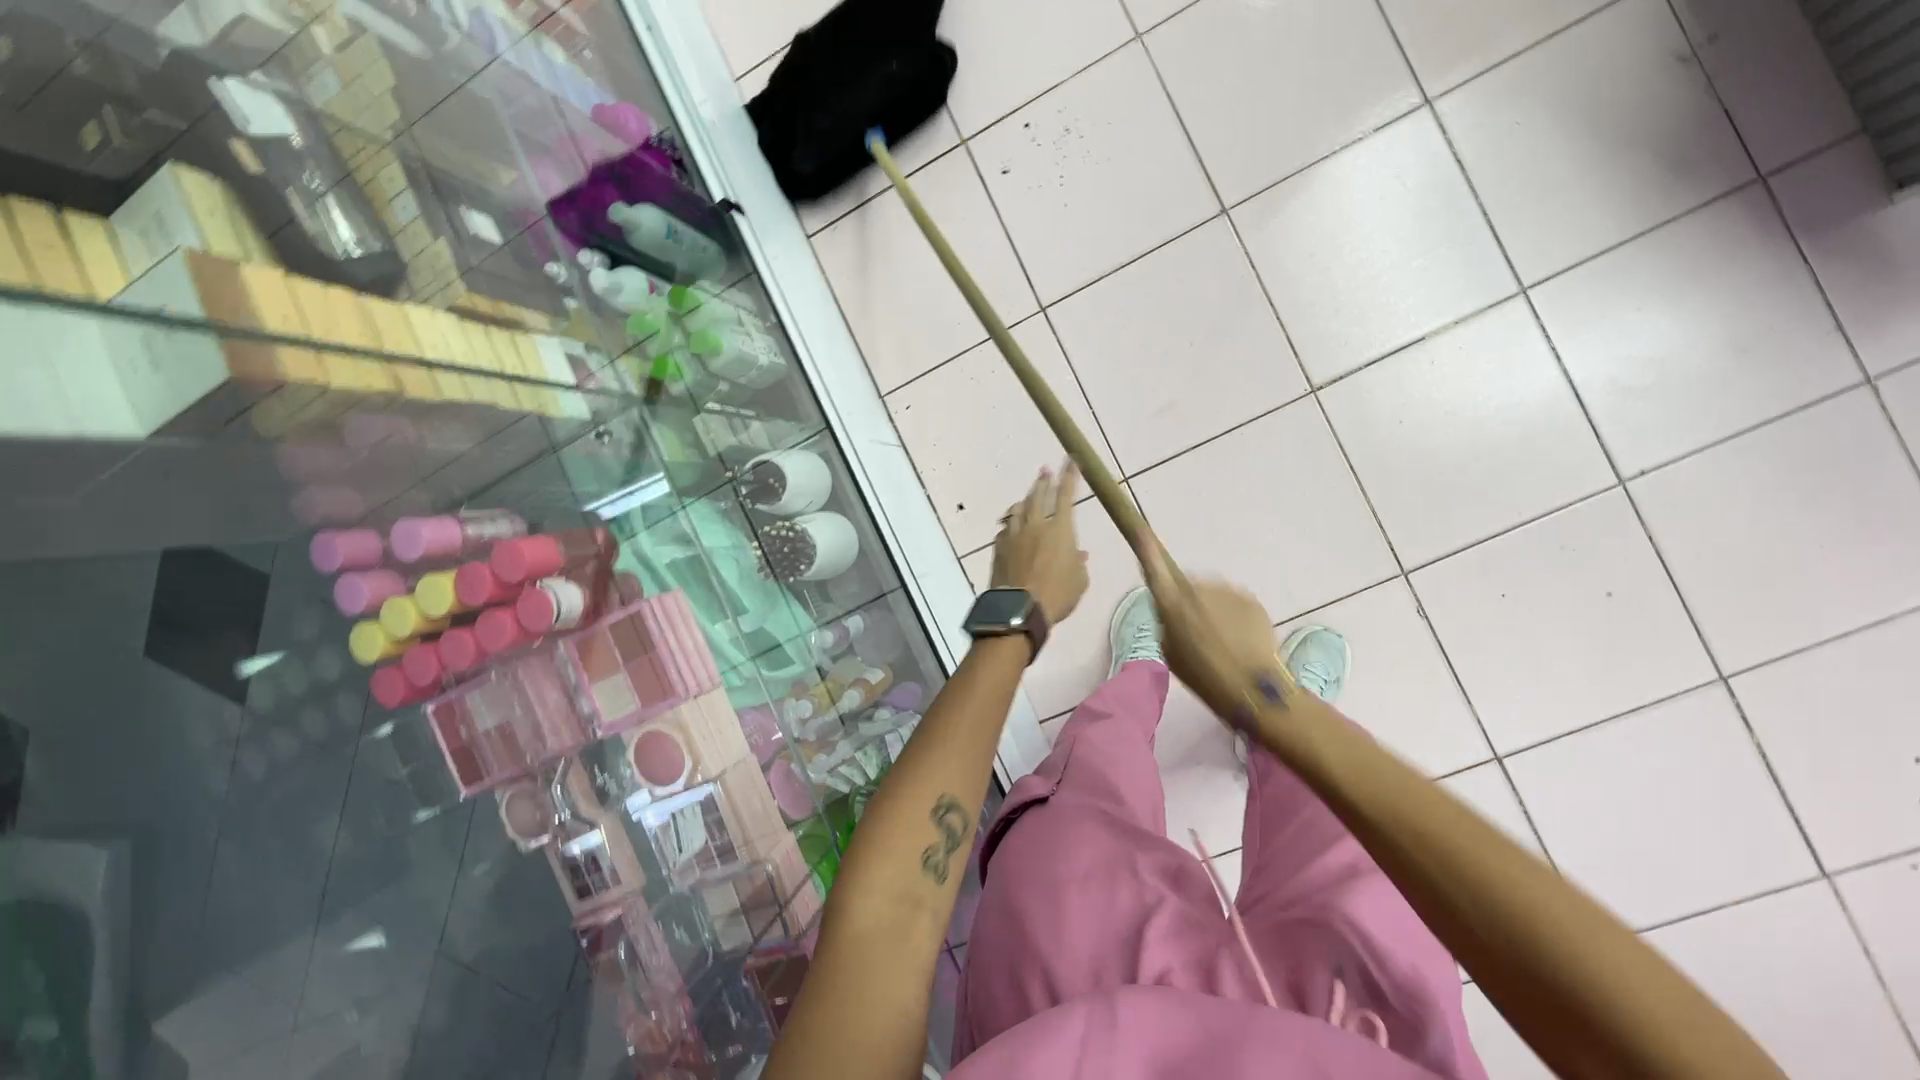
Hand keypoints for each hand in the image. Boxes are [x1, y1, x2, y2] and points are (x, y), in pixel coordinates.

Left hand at [989, 461, 1089, 624]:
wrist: (1019, 609)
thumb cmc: (1057, 595)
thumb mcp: (1079, 581)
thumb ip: (1079, 563)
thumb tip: (1079, 554)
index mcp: (1060, 529)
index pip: (1066, 495)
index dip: (1069, 476)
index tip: (1071, 459)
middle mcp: (1036, 526)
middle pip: (1038, 496)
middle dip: (1043, 481)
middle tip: (1044, 470)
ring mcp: (1014, 535)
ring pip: (1018, 509)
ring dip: (1025, 500)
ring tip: (1027, 496)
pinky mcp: (1000, 548)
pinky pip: (1006, 528)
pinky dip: (1012, 522)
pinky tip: (1012, 525)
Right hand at [1137, 530, 1289, 723]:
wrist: (1252, 687)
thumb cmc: (1203, 676)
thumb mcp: (1170, 652)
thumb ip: (1166, 621)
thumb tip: (1171, 606)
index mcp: (1172, 604)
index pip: (1154, 568)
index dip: (1147, 549)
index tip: (1142, 530)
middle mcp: (1198, 589)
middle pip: (1186, 584)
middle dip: (1188, 600)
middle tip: (1196, 632)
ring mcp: (1227, 591)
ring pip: (1212, 593)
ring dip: (1212, 608)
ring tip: (1221, 641)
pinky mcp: (1250, 598)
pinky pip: (1234, 601)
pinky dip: (1233, 614)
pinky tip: (1238, 640)